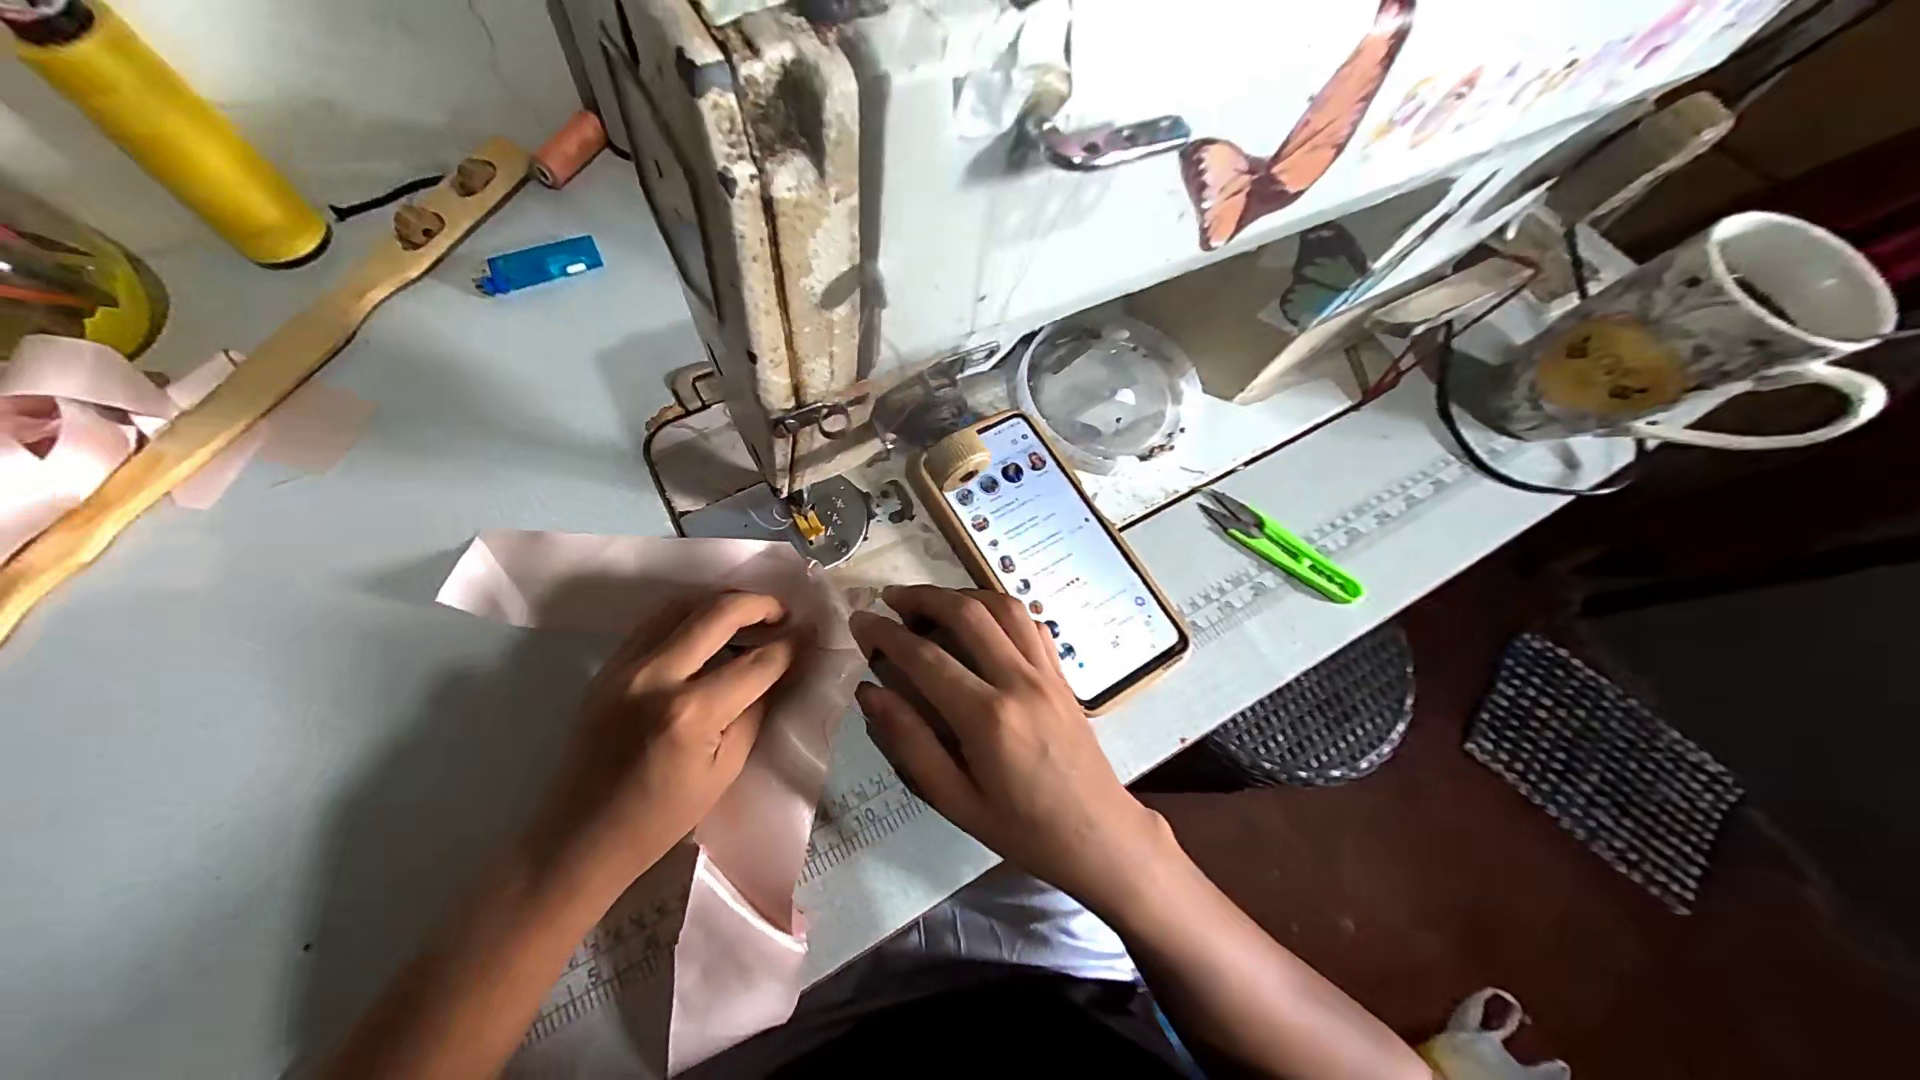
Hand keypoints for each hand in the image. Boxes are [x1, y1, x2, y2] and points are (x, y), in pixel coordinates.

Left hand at [524, 592, 800, 887]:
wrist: (579, 837)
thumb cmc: (661, 818)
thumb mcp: (726, 769)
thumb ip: (756, 709)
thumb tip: (781, 669)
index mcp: (691, 713)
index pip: (757, 662)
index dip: (791, 645)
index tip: (811, 632)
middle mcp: (655, 676)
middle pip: (718, 614)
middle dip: (760, 605)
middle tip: (784, 612)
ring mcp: (625, 666)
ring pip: (682, 605)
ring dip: (723, 601)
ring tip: (751, 613)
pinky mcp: (607, 667)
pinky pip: (655, 622)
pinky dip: (690, 614)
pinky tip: (709, 626)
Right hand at [849, 585, 1177, 913]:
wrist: (1097, 834)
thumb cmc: (1021, 828)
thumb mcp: (955, 800)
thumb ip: (910, 742)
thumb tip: (869, 692)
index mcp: (987, 717)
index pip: (925, 657)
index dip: (886, 634)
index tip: (860, 621)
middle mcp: (1019, 681)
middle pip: (967, 613)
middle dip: (923, 597)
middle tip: (891, 598)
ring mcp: (1046, 672)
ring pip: (1003, 607)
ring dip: (962, 593)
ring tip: (932, 601)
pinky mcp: (1063, 674)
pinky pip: (1031, 623)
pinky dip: (1001, 609)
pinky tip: (982, 619)